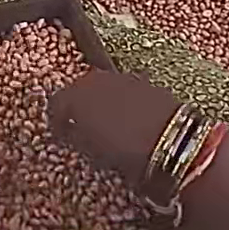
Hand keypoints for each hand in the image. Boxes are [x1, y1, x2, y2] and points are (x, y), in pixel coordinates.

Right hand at [47, 69, 180, 185]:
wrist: (172, 140)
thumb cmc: (123, 150)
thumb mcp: (91, 151)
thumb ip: (74, 135)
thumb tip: (68, 130)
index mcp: (76, 95)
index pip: (57, 103)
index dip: (56, 120)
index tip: (59, 134)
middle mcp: (97, 80)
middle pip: (79, 89)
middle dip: (77, 105)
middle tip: (79, 125)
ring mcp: (122, 78)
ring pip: (103, 86)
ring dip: (100, 100)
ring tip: (105, 122)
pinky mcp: (146, 82)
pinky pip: (124, 90)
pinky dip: (121, 100)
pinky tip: (128, 117)